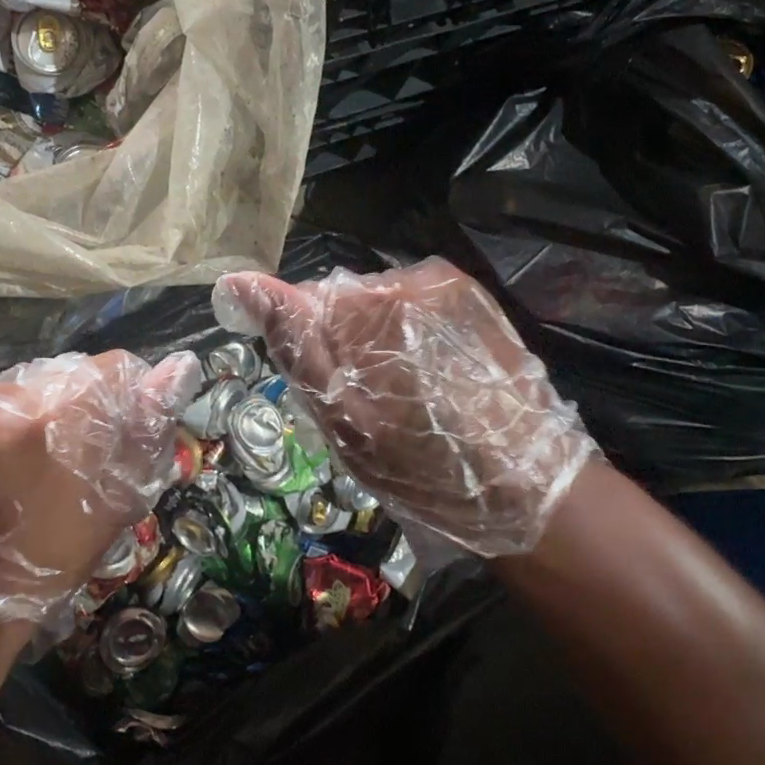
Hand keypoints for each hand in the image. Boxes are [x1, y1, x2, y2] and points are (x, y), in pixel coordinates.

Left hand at [0, 350, 200, 621]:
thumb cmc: (39, 571)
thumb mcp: (110, 508)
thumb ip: (145, 436)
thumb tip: (178, 369)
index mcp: (51, 420)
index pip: (112, 370)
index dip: (127, 402)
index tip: (120, 437)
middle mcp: (2, 395)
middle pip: (66, 375)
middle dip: (80, 408)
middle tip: (70, 461)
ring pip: (25, 385)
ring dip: (38, 412)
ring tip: (26, 467)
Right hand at [213, 258, 597, 555]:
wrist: (528, 487)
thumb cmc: (421, 464)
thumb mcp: (342, 417)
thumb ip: (293, 344)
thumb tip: (236, 282)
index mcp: (370, 304)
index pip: (302, 303)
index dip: (304, 349)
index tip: (322, 392)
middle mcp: (410, 277)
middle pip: (344, 304)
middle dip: (342, 347)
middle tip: (365, 408)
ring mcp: (450, 286)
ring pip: (381, 310)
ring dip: (378, 346)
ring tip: (404, 401)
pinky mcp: (478, 302)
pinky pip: (418, 313)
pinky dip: (411, 344)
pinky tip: (432, 386)